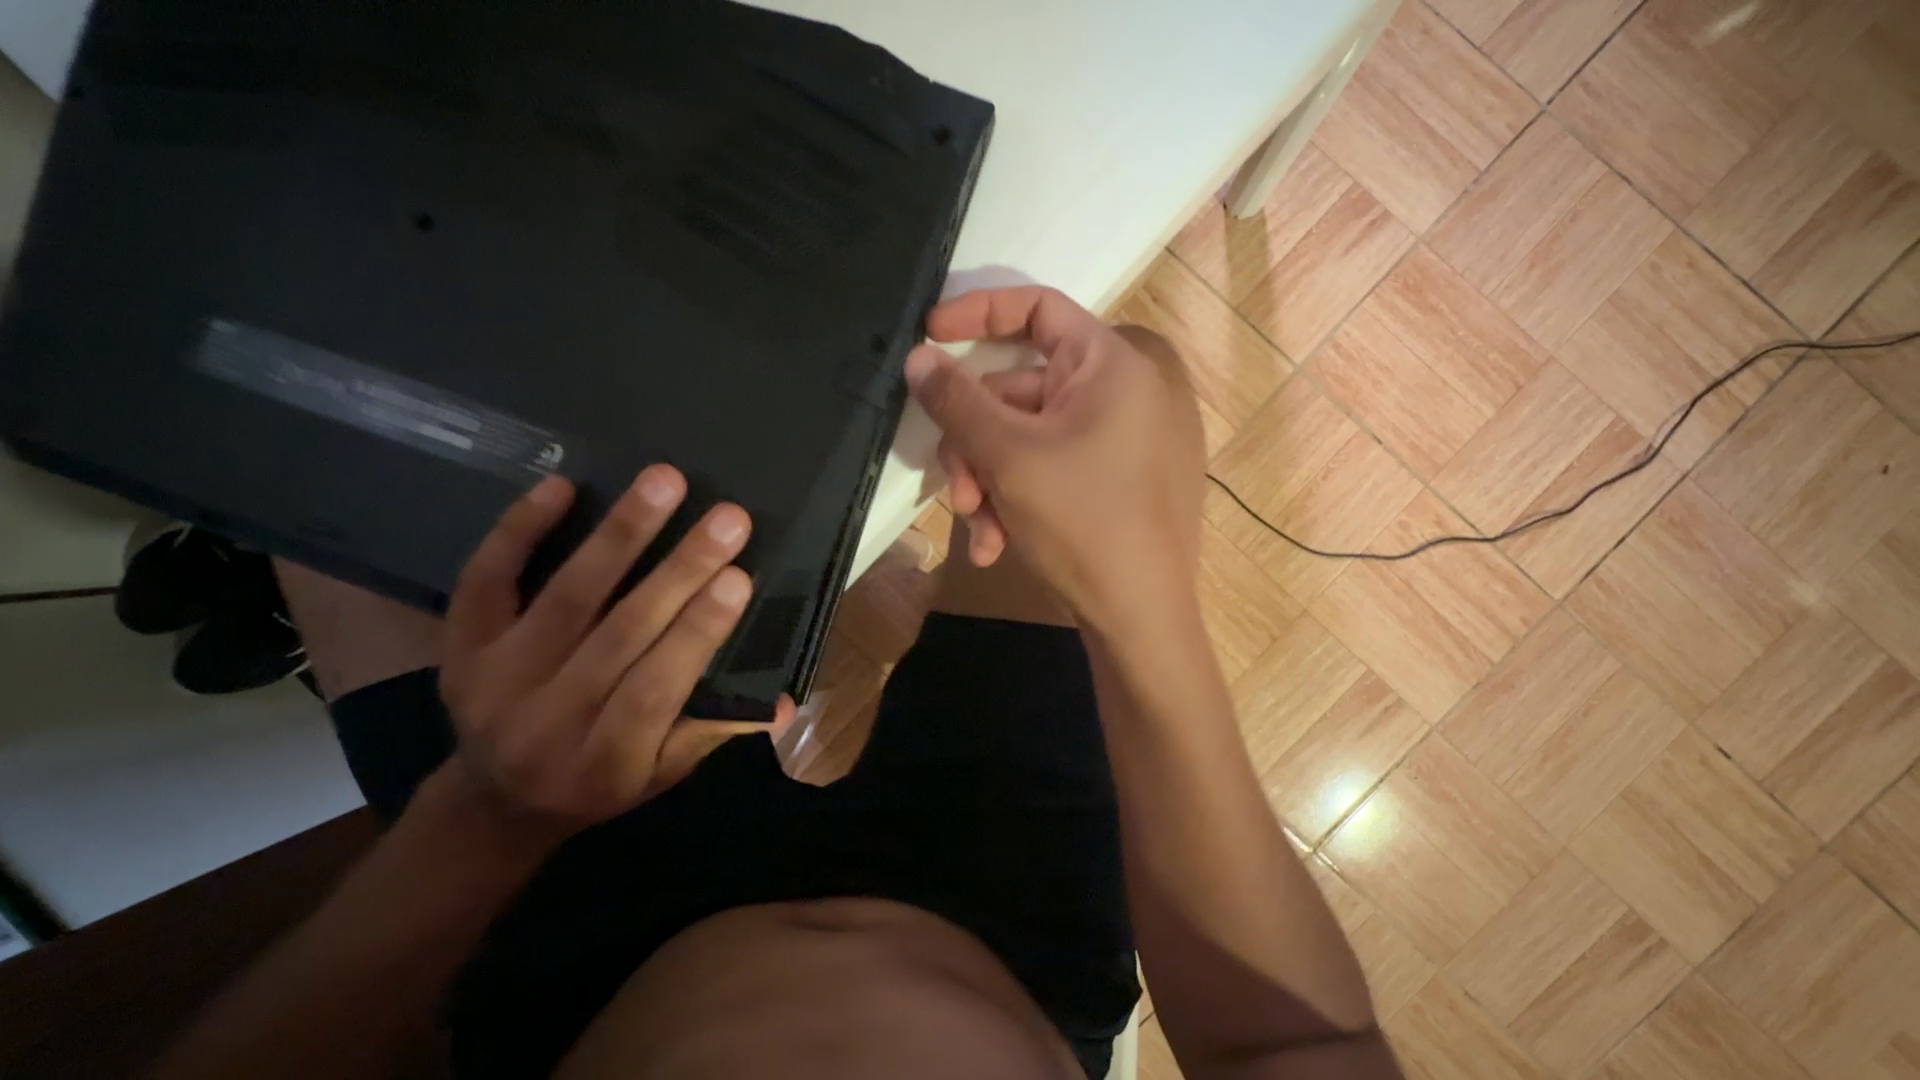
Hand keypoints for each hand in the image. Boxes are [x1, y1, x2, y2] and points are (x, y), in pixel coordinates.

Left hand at [437, 467, 792, 834]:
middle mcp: (547, 718)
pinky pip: (486, 579)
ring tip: (663, 482)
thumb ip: (714, 733)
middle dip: (679, 570)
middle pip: (620, 633)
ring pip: (567, 597)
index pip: (656, 688)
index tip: (740, 578)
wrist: (494, 801)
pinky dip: (519, 530)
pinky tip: (563, 486)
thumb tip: (786, 704)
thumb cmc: (597, 783)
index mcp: (605, 758)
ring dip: (620, 534)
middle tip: (727, 518)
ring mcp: (497, 677)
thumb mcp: (660, 775)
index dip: (697, 633)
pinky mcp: (463, 645)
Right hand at [907, 286, 1204, 631]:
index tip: (928, 335)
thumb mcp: (1008, 458)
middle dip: (975, 444)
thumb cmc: (1082, 522)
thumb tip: (917, 357)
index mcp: (1112, 363)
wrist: (1142, 618)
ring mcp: (1125, 437)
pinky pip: (1054, 466)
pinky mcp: (1119, 478)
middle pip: (1018, 390)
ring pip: (1027, 437)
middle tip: (958, 491)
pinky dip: (1020, 498)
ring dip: (990, 481)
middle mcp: (1124, 389)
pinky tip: (998, 545)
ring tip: (980, 530)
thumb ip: (957, 401)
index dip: (977, 313)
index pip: (1038, 307)